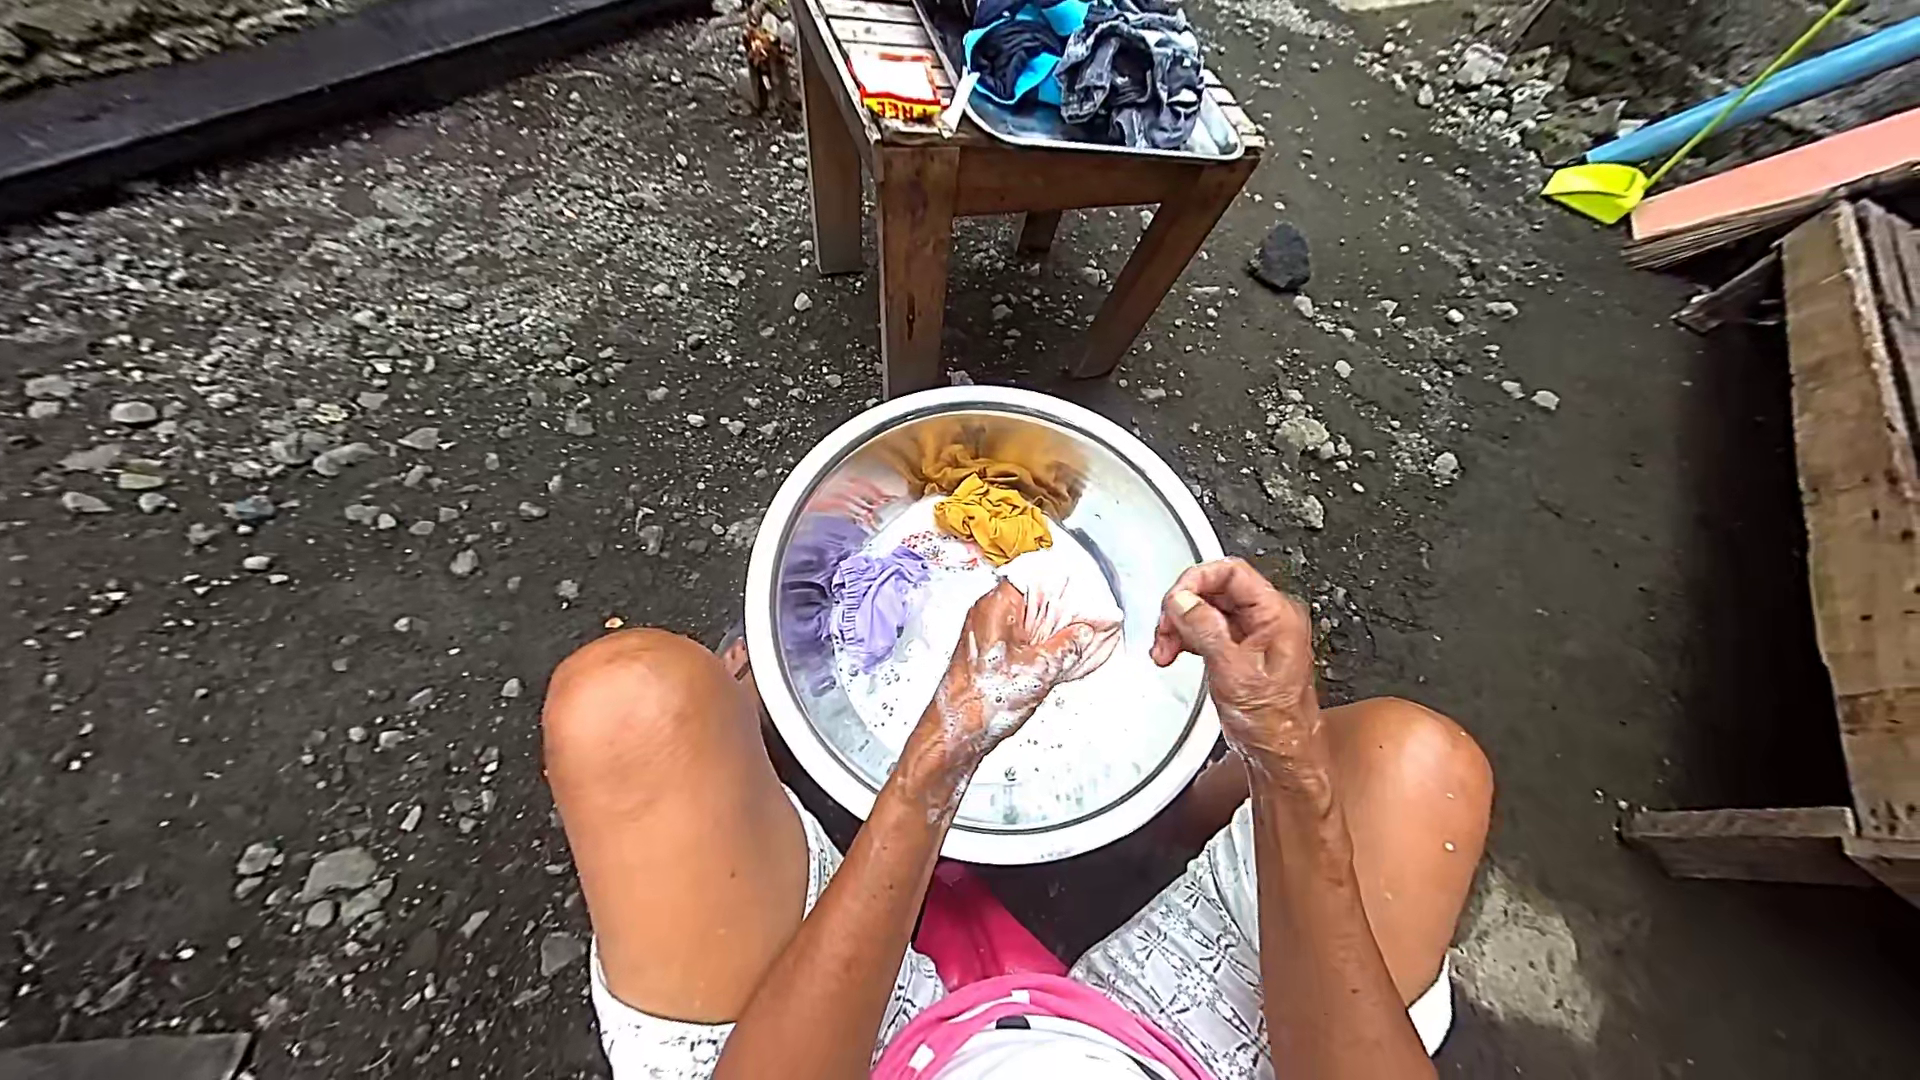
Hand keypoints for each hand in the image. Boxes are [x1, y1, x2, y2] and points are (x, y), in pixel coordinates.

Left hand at [915, 580, 1117, 774]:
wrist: (956, 730)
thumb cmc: (982, 700)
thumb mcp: (1038, 670)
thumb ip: (1066, 646)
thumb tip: (1084, 631)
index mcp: (995, 606)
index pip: (1032, 573)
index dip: (1060, 580)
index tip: (1081, 589)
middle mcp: (987, 613)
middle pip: (1031, 594)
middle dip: (1060, 605)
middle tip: (1083, 617)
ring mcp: (986, 631)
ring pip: (1026, 616)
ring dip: (1050, 626)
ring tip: (1073, 638)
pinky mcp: (989, 649)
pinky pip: (1019, 634)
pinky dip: (1038, 641)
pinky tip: (1054, 656)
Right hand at [1152, 559, 1328, 787]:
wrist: (1280, 756)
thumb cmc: (1274, 724)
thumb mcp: (1234, 672)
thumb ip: (1205, 630)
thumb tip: (1181, 599)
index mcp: (1276, 615)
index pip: (1230, 572)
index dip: (1195, 581)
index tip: (1173, 600)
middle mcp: (1266, 619)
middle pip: (1212, 589)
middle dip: (1180, 608)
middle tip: (1165, 630)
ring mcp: (1252, 633)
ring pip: (1203, 608)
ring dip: (1177, 626)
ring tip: (1164, 649)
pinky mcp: (1237, 647)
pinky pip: (1203, 628)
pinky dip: (1183, 638)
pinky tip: (1172, 653)